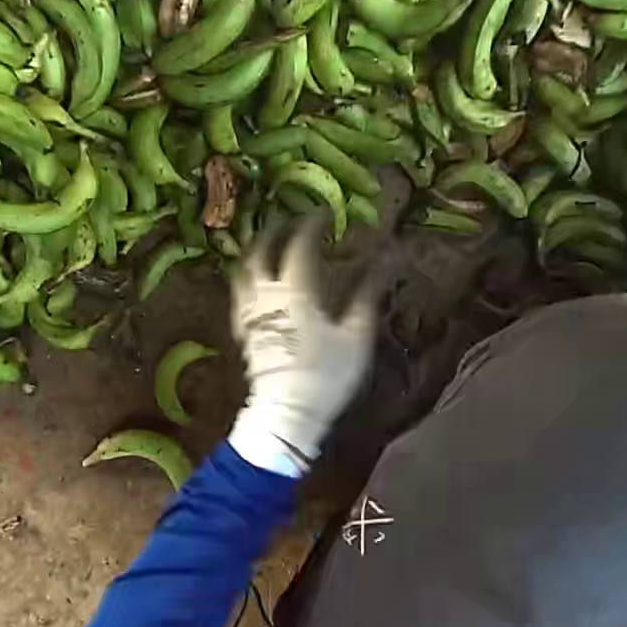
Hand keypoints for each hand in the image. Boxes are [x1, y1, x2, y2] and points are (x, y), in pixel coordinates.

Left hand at [227, 219, 378, 476]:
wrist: (286, 412)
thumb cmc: (325, 375)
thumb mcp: (355, 336)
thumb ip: (367, 294)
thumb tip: (388, 261)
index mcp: (295, 292)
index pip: (299, 246)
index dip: (310, 225)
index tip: (322, 214)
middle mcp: (266, 295)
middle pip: (260, 252)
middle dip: (272, 230)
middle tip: (286, 220)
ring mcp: (249, 313)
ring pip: (242, 271)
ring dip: (253, 251)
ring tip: (265, 243)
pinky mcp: (242, 330)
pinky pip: (238, 294)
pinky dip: (246, 278)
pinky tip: (255, 282)